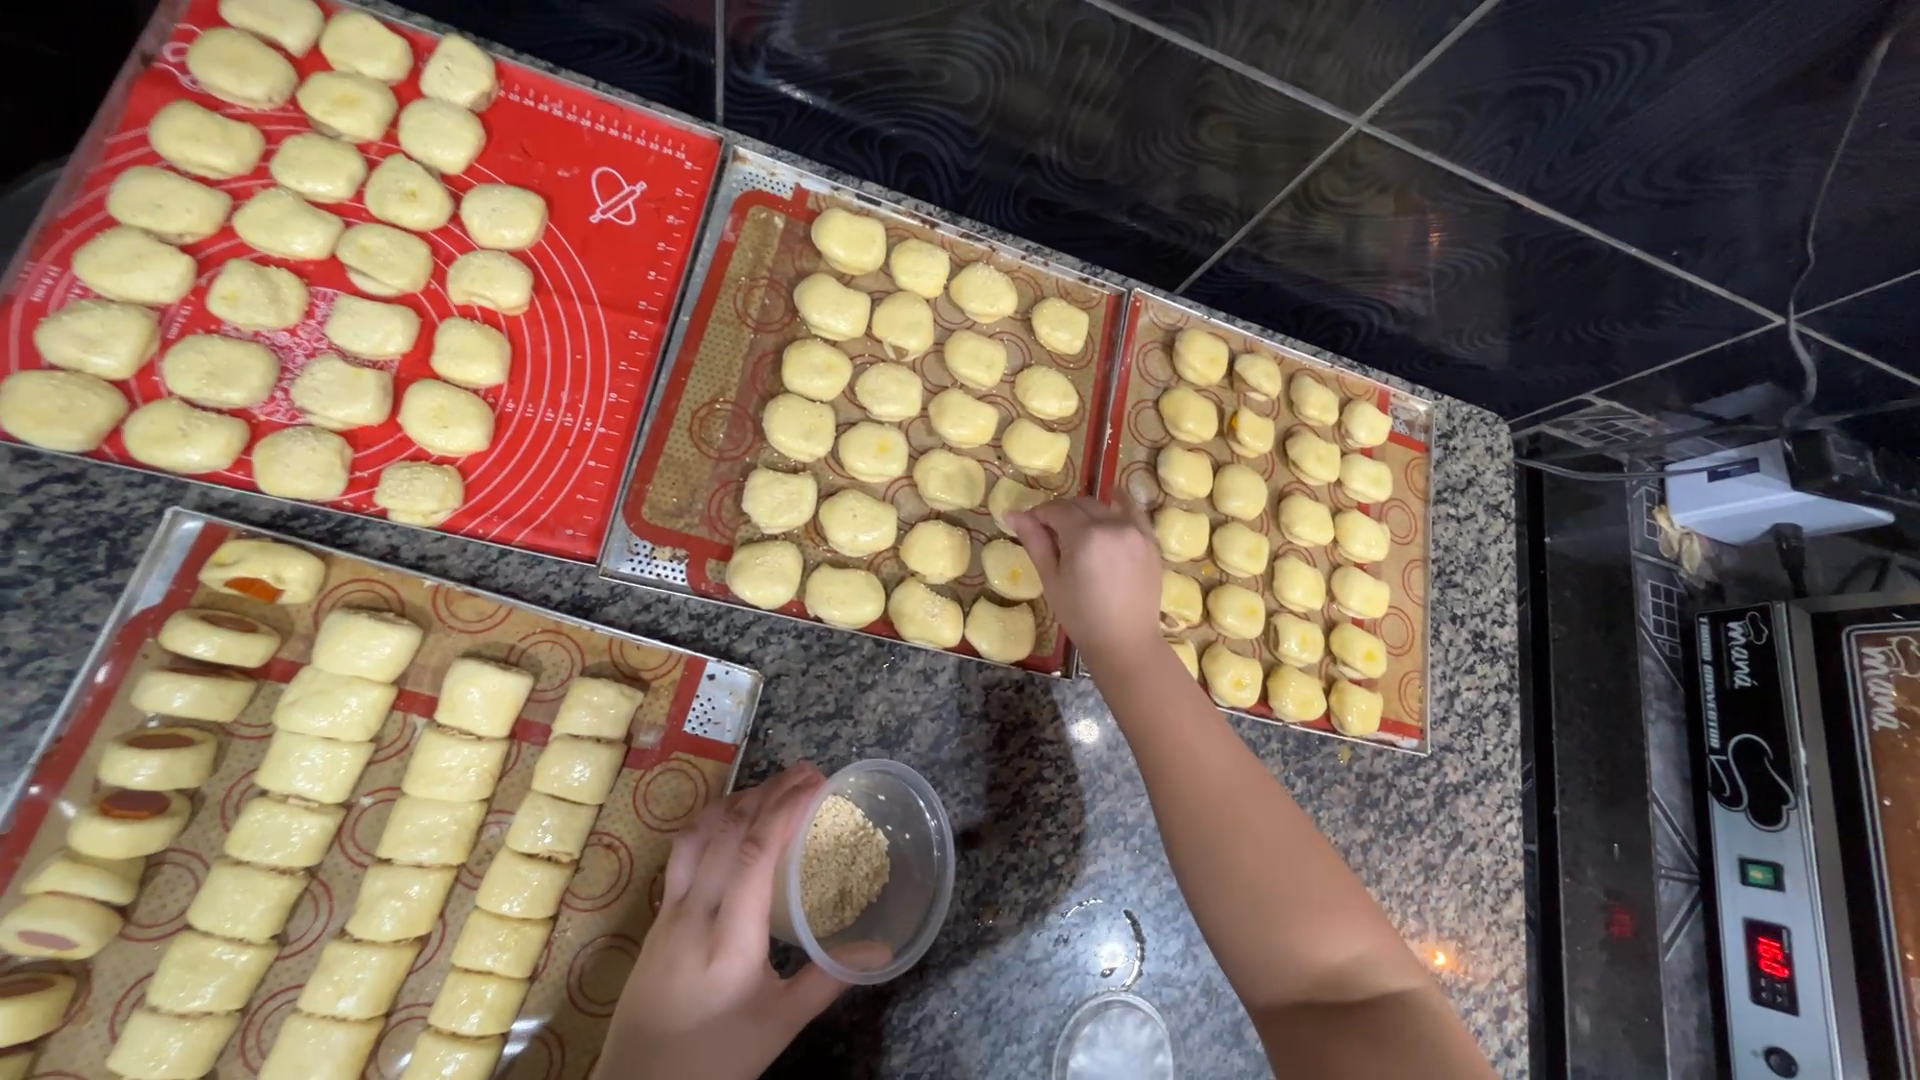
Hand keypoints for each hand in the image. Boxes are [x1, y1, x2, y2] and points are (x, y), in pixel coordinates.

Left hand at [595, 762, 846, 1079]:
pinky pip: (684, 851)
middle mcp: (693, 912)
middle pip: (727, 830)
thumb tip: (880, 950)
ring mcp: (668, 911)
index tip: (818, 783)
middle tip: (809, 772)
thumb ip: (828, 980)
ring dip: (739, 799)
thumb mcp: (780, 1025)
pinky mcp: (656, 917)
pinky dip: (713, 822)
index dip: (785, 808)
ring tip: (775, 788)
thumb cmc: (715, 1058)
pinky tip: (732, 824)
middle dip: (770, 790)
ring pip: (699, 833)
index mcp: (729, 938)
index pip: (753, 851)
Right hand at [1010, 495, 1163, 670]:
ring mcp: (1136, 531)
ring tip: (1077, 532)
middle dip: (1061, 512)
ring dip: (1087, 512)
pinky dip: (1121, 504)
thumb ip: (1035, 541)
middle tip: (1050, 533)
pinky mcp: (1150, 541)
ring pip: (1104, 508)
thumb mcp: (1051, 579)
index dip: (1039, 514)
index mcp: (1085, 536)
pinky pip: (1134, 513)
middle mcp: (1113, 525)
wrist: (1125, 641)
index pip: (1057, 510)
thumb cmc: (1080, 616)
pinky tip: (1113, 499)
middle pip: (1080, 504)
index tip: (1029, 526)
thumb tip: (1012, 514)